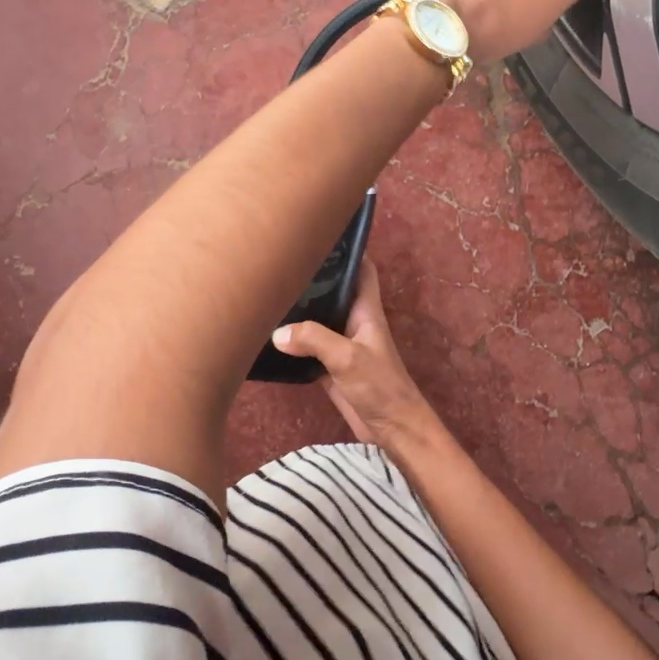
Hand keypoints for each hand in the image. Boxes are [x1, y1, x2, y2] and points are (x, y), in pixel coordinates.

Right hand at [271, 259, 449, 458]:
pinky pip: (308, 347)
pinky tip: (267, 333)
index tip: (322, 230)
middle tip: (279, 258)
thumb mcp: (347, 358)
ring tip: (267, 288)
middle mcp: (354, 321)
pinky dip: (291, 340)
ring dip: (299, 307)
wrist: (392, 428)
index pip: (362, 269)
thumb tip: (277, 331)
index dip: (349, 248)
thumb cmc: (379, 386)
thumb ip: (314, 339)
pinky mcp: (330, 367)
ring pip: (318, 318)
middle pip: (334, 290)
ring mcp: (341, 344)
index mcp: (366, 310)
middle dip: (314, 275)